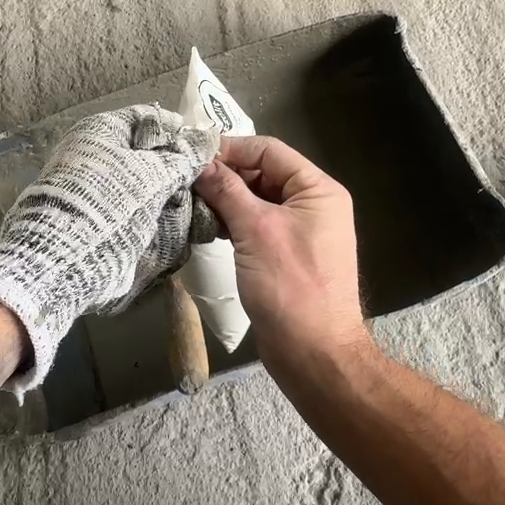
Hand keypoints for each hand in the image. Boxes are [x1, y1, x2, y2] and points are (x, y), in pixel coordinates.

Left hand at [0, 105, 216, 391]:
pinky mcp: (96, 215)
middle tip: (207, 178)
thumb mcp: (152, 175)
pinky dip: (153, 211)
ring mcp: (93, 185)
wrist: (64, 259)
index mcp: (101, 130)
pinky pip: (132, 206)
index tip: (207, 147)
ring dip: (167, 192)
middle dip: (175, 165)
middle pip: (145, 151)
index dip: (178, 130)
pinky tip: (178, 221)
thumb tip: (207, 137)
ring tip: (199, 202)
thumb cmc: (108, 204)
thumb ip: (183, 156)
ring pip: (141, 181)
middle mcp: (94, 152)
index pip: (148, 118)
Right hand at [193, 136, 368, 373]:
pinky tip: (208, 226)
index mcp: (317, 189)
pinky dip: (233, 221)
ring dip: (225, 199)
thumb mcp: (255, 230)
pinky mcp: (286, 254)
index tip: (193, 157)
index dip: (231, 149)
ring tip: (192, 204)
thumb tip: (199, 162)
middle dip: (225, 175)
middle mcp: (313, 204)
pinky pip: (257, 224)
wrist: (314, 354)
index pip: (269, 150)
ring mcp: (301, 230)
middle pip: (263, 172)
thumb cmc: (290, 286)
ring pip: (257, 199)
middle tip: (187, 181)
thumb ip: (226, 190)